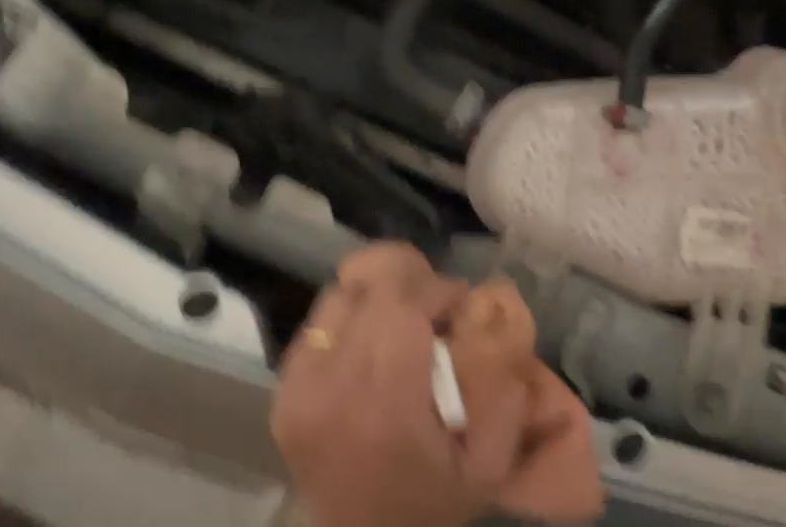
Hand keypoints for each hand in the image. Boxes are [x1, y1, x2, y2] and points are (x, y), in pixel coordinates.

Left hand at [272, 244, 526, 526]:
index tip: (462, 300)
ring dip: (378, 296)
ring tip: (406, 316)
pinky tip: (373, 339)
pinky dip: (350, 319)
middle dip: (411, 283)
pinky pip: (317, 325)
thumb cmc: (434, 503)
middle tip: (438, 303)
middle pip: (369, 291)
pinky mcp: (282, 394)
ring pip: (339, 297)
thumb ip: (503, 387)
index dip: (437, 288)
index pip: (402, 305)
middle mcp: (329, 389)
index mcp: (383, 406)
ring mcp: (297, 390)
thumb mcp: (490, 460)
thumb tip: (495, 314)